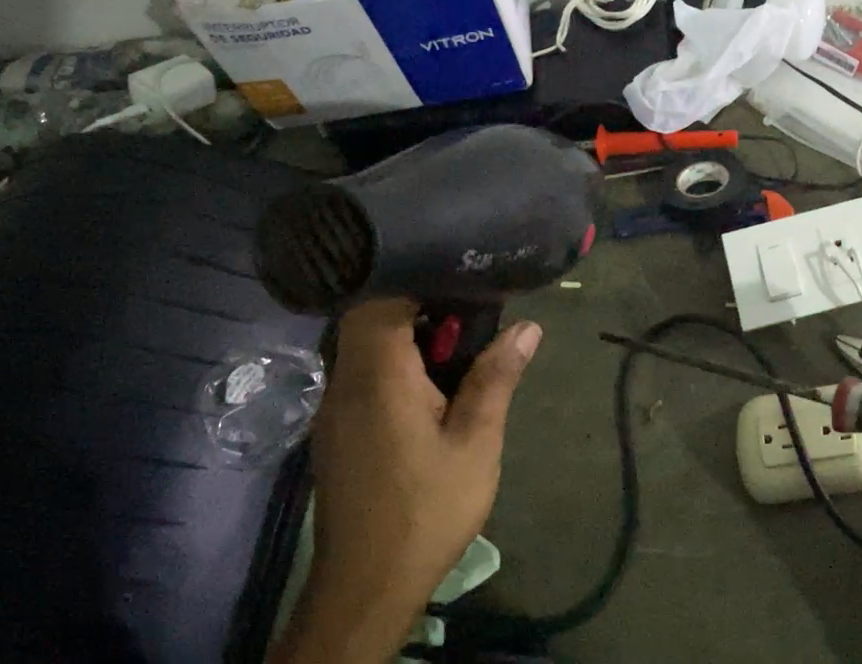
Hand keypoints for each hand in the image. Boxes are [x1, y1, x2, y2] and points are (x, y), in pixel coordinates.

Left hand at [272, 299, 539, 663]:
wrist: (367, 586)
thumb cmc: (428, 508)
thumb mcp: (477, 442)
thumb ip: (496, 378)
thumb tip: (527, 327)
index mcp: (378, 377)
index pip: (379, 298)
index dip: (415, 277)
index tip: (458, 275)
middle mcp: (345, 384)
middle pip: (368, 317)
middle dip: (417, 305)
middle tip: (469, 312)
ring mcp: (334, 410)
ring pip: (363, 347)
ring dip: (407, 336)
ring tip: (458, 345)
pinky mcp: (337, 432)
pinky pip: (361, 376)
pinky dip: (394, 365)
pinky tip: (432, 387)